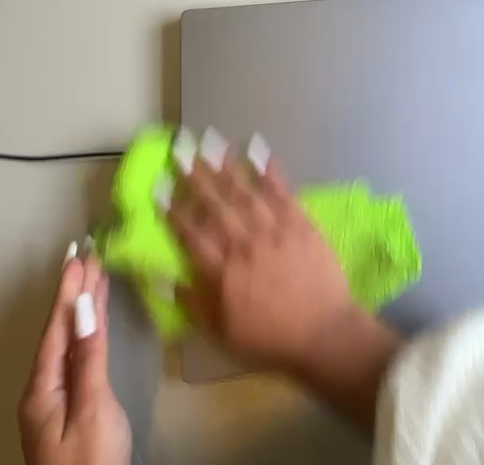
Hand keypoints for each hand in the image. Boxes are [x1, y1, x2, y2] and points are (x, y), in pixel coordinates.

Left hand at [20, 250, 133, 464]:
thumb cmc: (90, 464)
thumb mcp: (91, 411)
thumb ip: (88, 359)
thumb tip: (83, 312)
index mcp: (43, 388)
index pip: (58, 327)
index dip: (69, 290)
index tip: (78, 256)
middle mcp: (45, 388)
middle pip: (60, 330)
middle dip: (75, 291)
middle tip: (88, 254)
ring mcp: (57, 398)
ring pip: (69, 339)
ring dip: (82, 306)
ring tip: (95, 274)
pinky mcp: (73, 405)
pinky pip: (78, 353)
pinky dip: (88, 329)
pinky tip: (95, 317)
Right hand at [169, 154, 363, 372]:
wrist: (323, 332)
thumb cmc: (269, 338)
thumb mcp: (222, 332)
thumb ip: (193, 302)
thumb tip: (165, 278)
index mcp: (223, 274)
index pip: (192, 236)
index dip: (174, 212)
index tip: (160, 189)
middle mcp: (246, 246)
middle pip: (216, 206)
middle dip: (197, 179)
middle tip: (182, 154)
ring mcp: (276, 232)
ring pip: (247, 194)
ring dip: (228, 169)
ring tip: (213, 146)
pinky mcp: (302, 224)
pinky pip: (283, 193)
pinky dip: (270, 173)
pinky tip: (259, 154)